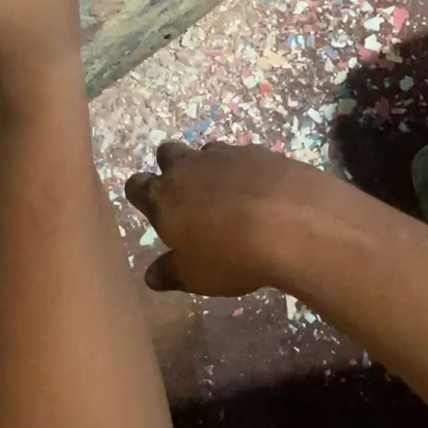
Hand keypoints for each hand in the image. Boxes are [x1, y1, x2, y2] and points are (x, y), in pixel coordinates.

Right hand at [125, 141, 338, 296]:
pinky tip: (261, 193)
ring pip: (205, 152)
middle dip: (172, 168)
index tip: (149, 206)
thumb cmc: (231, 255)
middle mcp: (187, 168)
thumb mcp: (197, 276)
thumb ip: (171, 272)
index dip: (140, 194)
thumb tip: (151, 276)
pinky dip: (246, 172)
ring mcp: (223, 155)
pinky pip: (242, 157)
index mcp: (163, 197)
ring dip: (210, 168)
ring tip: (229, 197)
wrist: (291, 222)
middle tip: (188, 196)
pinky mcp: (258, 151)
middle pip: (167, 154)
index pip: (136, 186)